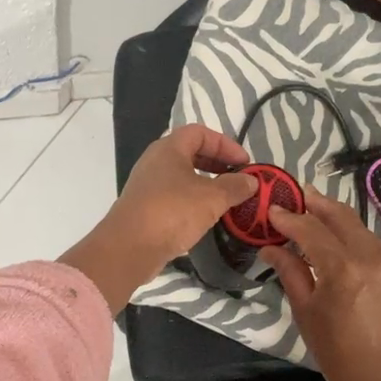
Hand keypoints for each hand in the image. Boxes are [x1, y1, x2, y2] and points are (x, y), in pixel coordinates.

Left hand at [60, 125, 257, 313]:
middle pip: (189, 153)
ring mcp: (147, 186)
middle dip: (216, 163)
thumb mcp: (211, 198)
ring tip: (224, 200)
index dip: (225, 144)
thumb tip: (251, 181)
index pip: (200, 133)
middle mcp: (154, 162)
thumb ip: (234, 187)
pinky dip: (191, 202)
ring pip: (181, 177)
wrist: (129, 247)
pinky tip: (204, 218)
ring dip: (204, 185)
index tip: (244, 163)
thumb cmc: (172, 212)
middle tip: (236, 179)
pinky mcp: (144, 208)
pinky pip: (173, 197)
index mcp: (169, 149)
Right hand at [259, 188, 380, 380]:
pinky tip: (338, 243)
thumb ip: (290, 273)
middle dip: (315, 204)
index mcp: (341, 268)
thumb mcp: (306, 312)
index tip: (270, 210)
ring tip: (313, 214)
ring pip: (359, 227)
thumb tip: (271, 248)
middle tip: (295, 196)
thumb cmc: (337, 353)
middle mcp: (369, 256)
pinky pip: (372, 243)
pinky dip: (352, 236)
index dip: (288, 218)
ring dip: (335, 217)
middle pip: (340, 215)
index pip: (309, 229)